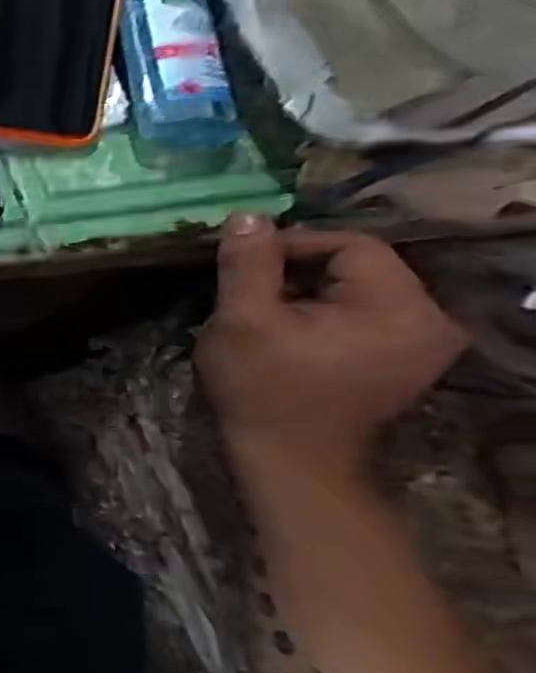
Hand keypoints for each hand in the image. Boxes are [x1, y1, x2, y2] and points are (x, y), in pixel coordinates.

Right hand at [195, 214, 468, 472]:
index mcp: (401, 309)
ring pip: (358, 288)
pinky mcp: (405, 358)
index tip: (242, 262)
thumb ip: (248, 263)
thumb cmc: (263, 384)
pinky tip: (286, 328)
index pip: (352, 245)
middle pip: (359, 266)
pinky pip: (363, 312)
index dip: (292, 244)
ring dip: (305, 289)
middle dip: (297, 269)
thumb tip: (248, 216)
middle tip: (246, 287)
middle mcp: (430, 321)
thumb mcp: (242, 317)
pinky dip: (322, 310)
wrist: (289, 456)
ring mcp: (423, 344)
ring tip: (261, 308)